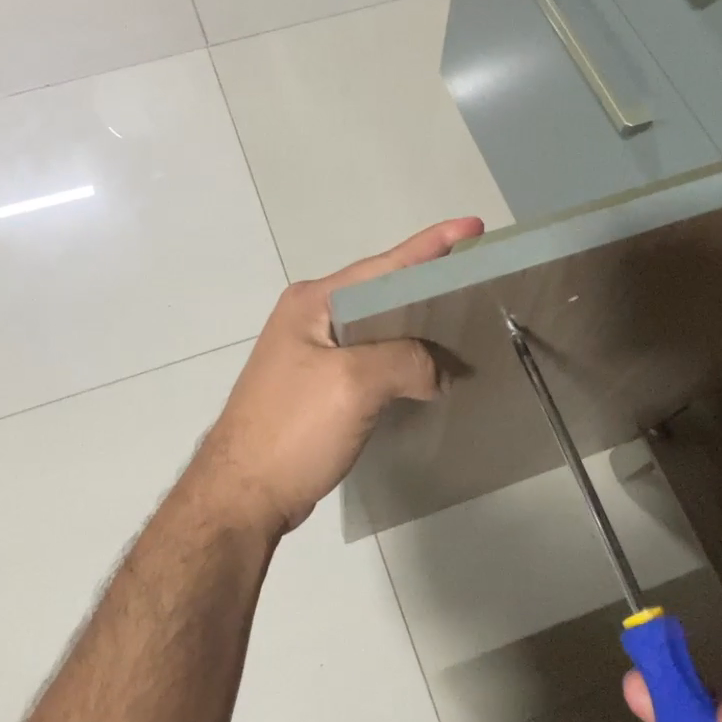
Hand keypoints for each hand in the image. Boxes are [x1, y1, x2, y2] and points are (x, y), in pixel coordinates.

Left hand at [185, 218, 485, 534]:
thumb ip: (406, 361)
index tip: (474, 226)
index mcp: (314, 302)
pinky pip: (372, 361)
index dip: (432, 244)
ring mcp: (312, 353)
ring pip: (379, 329)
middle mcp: (311, 317)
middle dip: (430, 285)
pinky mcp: (318, 387)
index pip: (385, 265)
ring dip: (418, 328)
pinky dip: (403, 362)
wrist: (242, 495)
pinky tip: (429, 372)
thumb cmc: (293, 428)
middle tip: (480, 282)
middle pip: (383, 293)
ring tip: (464, 325)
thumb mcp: (354, 384)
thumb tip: (436, 371)